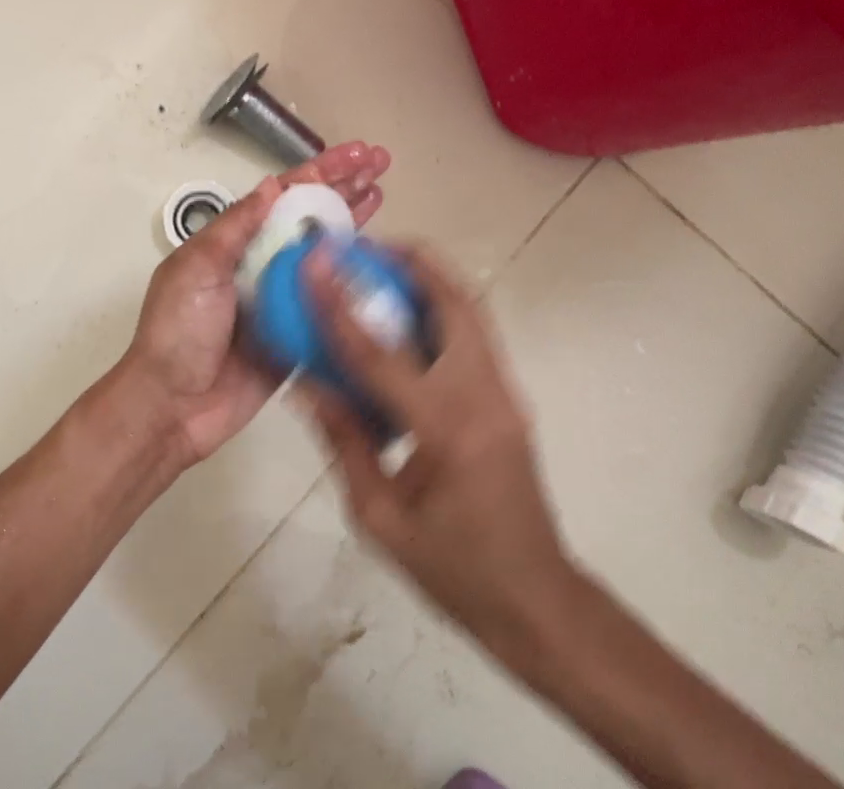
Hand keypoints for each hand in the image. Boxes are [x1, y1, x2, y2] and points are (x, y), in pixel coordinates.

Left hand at [115, 141, 390, 468]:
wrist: (174, 405)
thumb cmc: (178, 332)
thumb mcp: (197, 268)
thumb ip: (236, 228)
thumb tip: (273, 185)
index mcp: (232, 246)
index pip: (281, 199)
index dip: (319, 173)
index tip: (355, 155)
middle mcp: (258, 267)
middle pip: (308, 220)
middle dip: (343, 189)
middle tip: (381, 164)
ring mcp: (280, 302)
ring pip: (323, 256)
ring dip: (352, 225)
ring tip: (382, 193)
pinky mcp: (296, 337)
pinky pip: (329, 304)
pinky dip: (352, 283)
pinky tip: (378, 262)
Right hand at [301, 245, 578, 649]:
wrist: (536, 599)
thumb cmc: (453, 568)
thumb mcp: (379, 514)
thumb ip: (344, 441)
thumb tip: (307, 384)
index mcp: (446, 428)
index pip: (380, 352)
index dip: (340, 304)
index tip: (316, 262)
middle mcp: (484, 397)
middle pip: (452, 304)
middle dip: (410, 263)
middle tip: (363, 245)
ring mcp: (505, 396)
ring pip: (471, 314)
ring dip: (429, 281)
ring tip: (382, 265)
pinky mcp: (508, 402)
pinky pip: (472, 339)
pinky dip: (439, 312)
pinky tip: (403, 319)